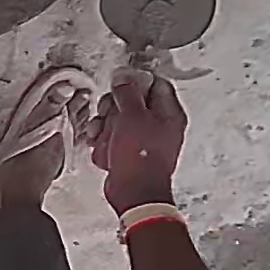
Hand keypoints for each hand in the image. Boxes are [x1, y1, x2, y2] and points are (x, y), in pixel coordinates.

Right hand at [83, 69, 186, 212]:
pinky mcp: (130, 151)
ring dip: (105, 124)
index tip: (118, 85)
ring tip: (101, 135)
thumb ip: (127, 92)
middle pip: (133, 100)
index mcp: (169, 114)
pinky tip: (101, 146)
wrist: (133, 192)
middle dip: (114, 106)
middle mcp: (159, 125)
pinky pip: (113, 136)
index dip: (134, 81)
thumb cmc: (139, 157)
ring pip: (119, 118)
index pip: (155, 83)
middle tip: (108, 113)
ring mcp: (144, 139)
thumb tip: (123, 77)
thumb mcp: (132, 116)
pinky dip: (104, 140)